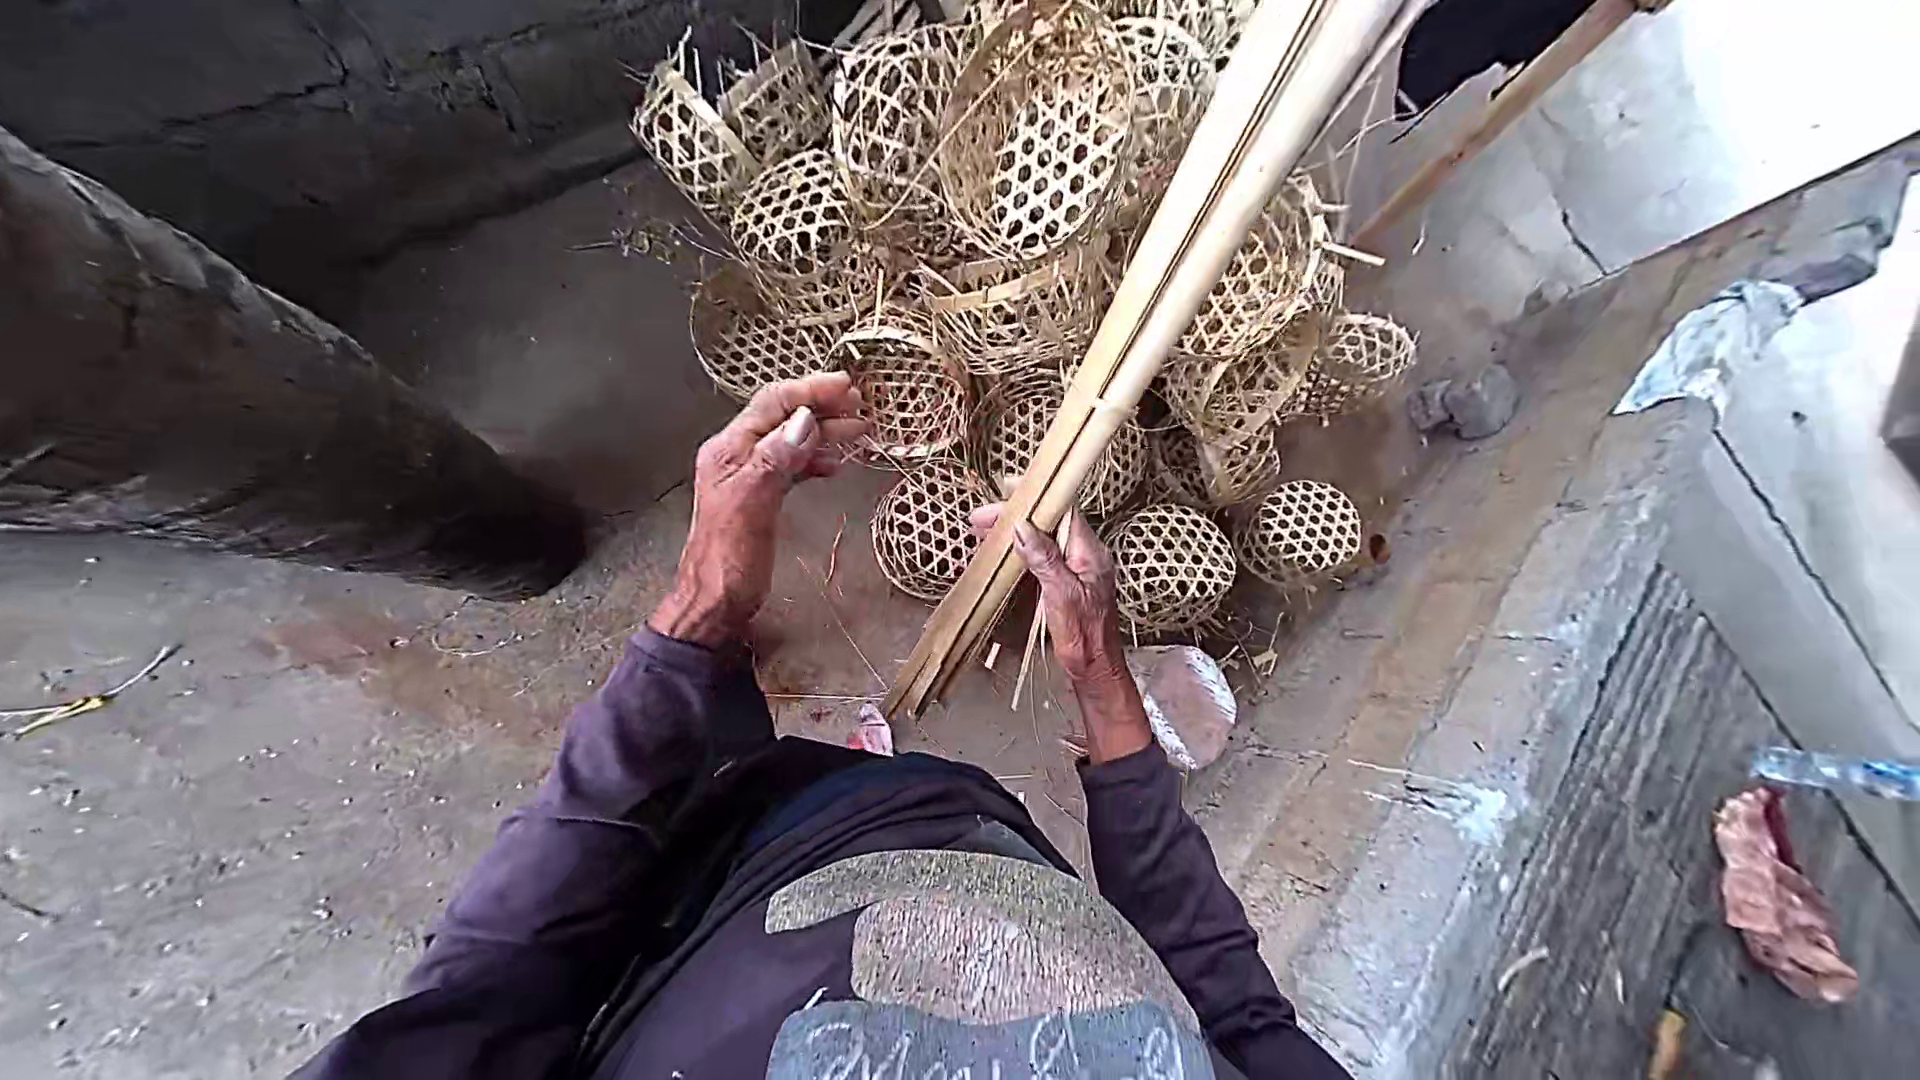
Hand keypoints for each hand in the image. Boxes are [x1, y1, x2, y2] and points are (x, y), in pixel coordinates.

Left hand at [650, 373, 868, 646]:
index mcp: (729, 451)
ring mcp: (750, 475)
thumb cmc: (729, 561)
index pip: (774, 405)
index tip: (847, 387)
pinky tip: (833, 464)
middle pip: (785, 419)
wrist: (715, 603)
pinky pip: (792, 466)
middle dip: (823, 408)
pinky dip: (815, 459)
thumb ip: (775, 461)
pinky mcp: (762, 495)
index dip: (811, 391)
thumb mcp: (751, 507)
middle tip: (861, 406)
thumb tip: (805, 421)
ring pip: (792, 441)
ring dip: (825, 432)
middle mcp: (738, 456)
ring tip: (858, 430)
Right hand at [970, 504, 1152, 763]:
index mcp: (1090, 551)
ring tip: (981, 533)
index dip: (1036, 498)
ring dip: (1013, 533)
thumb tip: (1022, 526)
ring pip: (1042, 538)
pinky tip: (999, 553)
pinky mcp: (1064, 580)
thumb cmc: (1082, 635)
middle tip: (980, 521)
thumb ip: (1043, 559)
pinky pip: (1040, 556)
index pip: (1063, 510)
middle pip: (1049, 521)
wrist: (1094, 668)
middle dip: (1015, 516)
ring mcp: (1075, 567)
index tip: (1006, 492)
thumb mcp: (1061, 595)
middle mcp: (1084, 553)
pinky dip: (1018, 551)